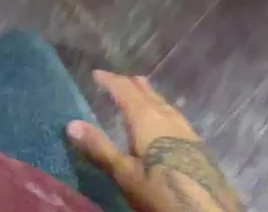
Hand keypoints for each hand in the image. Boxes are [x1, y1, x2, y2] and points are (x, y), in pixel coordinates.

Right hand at [68, 71, 243, 211]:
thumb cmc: (162, 192)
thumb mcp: (125, 175)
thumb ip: (100, 148)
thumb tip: (71, 124)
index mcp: (146, 116)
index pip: (124, 88)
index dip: (109, 80)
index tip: (96, 75)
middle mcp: (167, 115)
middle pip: (146, 90)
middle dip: (128, 83)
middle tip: (113, 83)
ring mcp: (186, 128)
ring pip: (162, 101)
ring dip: (146, 95)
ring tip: (135, 98)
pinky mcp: (197, 144)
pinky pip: (173, 115)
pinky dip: (159, 109)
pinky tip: (161, 124)